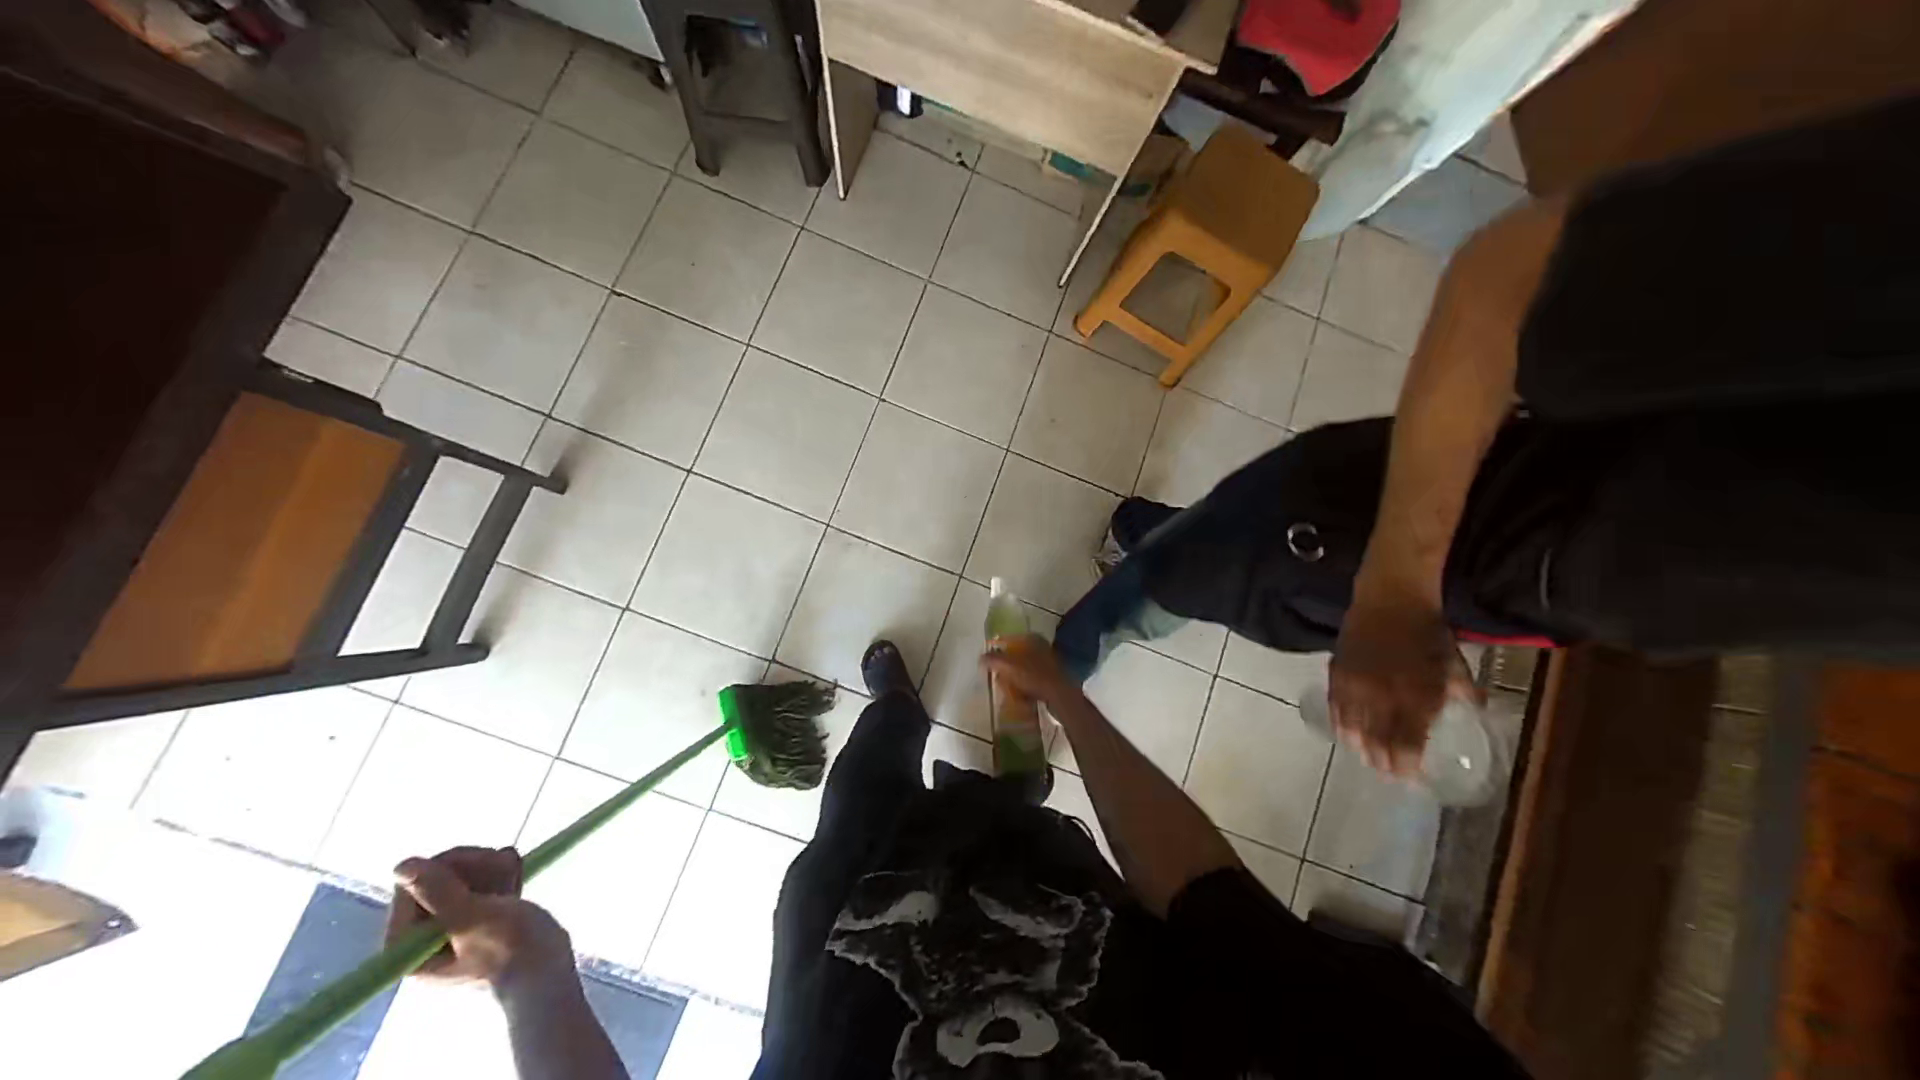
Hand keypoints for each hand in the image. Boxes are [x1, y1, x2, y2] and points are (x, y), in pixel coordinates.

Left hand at [385, 846, 573, 991]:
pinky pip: (481, 885)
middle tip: (505, 866)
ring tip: (514, 873)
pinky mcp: (477, 918)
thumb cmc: (507, 947)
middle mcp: (422, 934)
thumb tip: (400, 865)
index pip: (412, 885)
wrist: (547, 968)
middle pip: (437, 879)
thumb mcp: (471, 918)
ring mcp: (451, 925)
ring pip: (462, 878)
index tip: (483, 863)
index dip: (448, 867)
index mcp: (407, 942)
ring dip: (492, 868)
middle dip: (475, 867)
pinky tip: (516, 877)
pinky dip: (500, 875)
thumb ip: (438, 892)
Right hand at [980, 634, 1076, 706]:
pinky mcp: (1053, 677)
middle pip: (1017, 655)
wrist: (1059, 695)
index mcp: (1031, 638)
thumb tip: (981, 658)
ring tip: (1007, 688)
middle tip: (997, 677)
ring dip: (1016, 677)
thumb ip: (992, 659)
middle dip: (1006, 666)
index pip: (1008, 640)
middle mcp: (1042, 646)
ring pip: (1025, 668)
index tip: (988, 663)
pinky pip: (1034, 679)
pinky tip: (1021, 696)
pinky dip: (1026, 686)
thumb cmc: (1033, 676)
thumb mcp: (1008, 666)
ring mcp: (1049, 661)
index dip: (997, 650)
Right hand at [1329, 599, 1477, 777]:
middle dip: (1380, 759)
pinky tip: (1343, 730)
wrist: (1390, 598)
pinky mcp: (1338, 671)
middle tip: (1384, 771)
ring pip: (1352, 724)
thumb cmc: (1427, 630)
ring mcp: (1357, 684)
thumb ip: (1460, 691)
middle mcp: (1384, 694)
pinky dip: (1340, 719)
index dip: (1405, 762)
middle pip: (1376, 738)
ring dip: (1359, 743)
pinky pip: (1335, 703)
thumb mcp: (1454, 662)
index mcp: (1417, 695)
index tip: (1407, 776)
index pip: (1407, 740)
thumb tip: (1470, 710)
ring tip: (1364, 754)